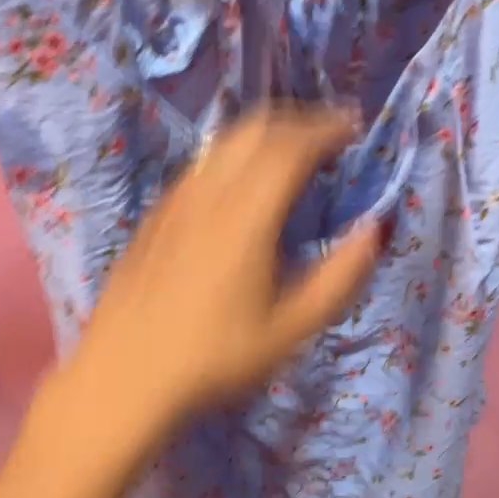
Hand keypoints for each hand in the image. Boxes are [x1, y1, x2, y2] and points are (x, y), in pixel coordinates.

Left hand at [62, 106, 385, 424]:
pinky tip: (234, 192)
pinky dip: (228, 160)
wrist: (124, 377)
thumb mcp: (290, 331)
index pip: (290, 145)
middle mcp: (208, 196)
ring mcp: (173, 205)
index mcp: (247, 216)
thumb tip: (373, 228)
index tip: (353, 125)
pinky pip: (197, 170)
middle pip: (252, 129)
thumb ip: (338, 276)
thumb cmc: (215, 359)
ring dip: (259, 136)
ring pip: (220, 145)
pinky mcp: (152, 221)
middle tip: (324, 135)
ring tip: (285, 156)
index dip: (326, 126)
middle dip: (295, 120)